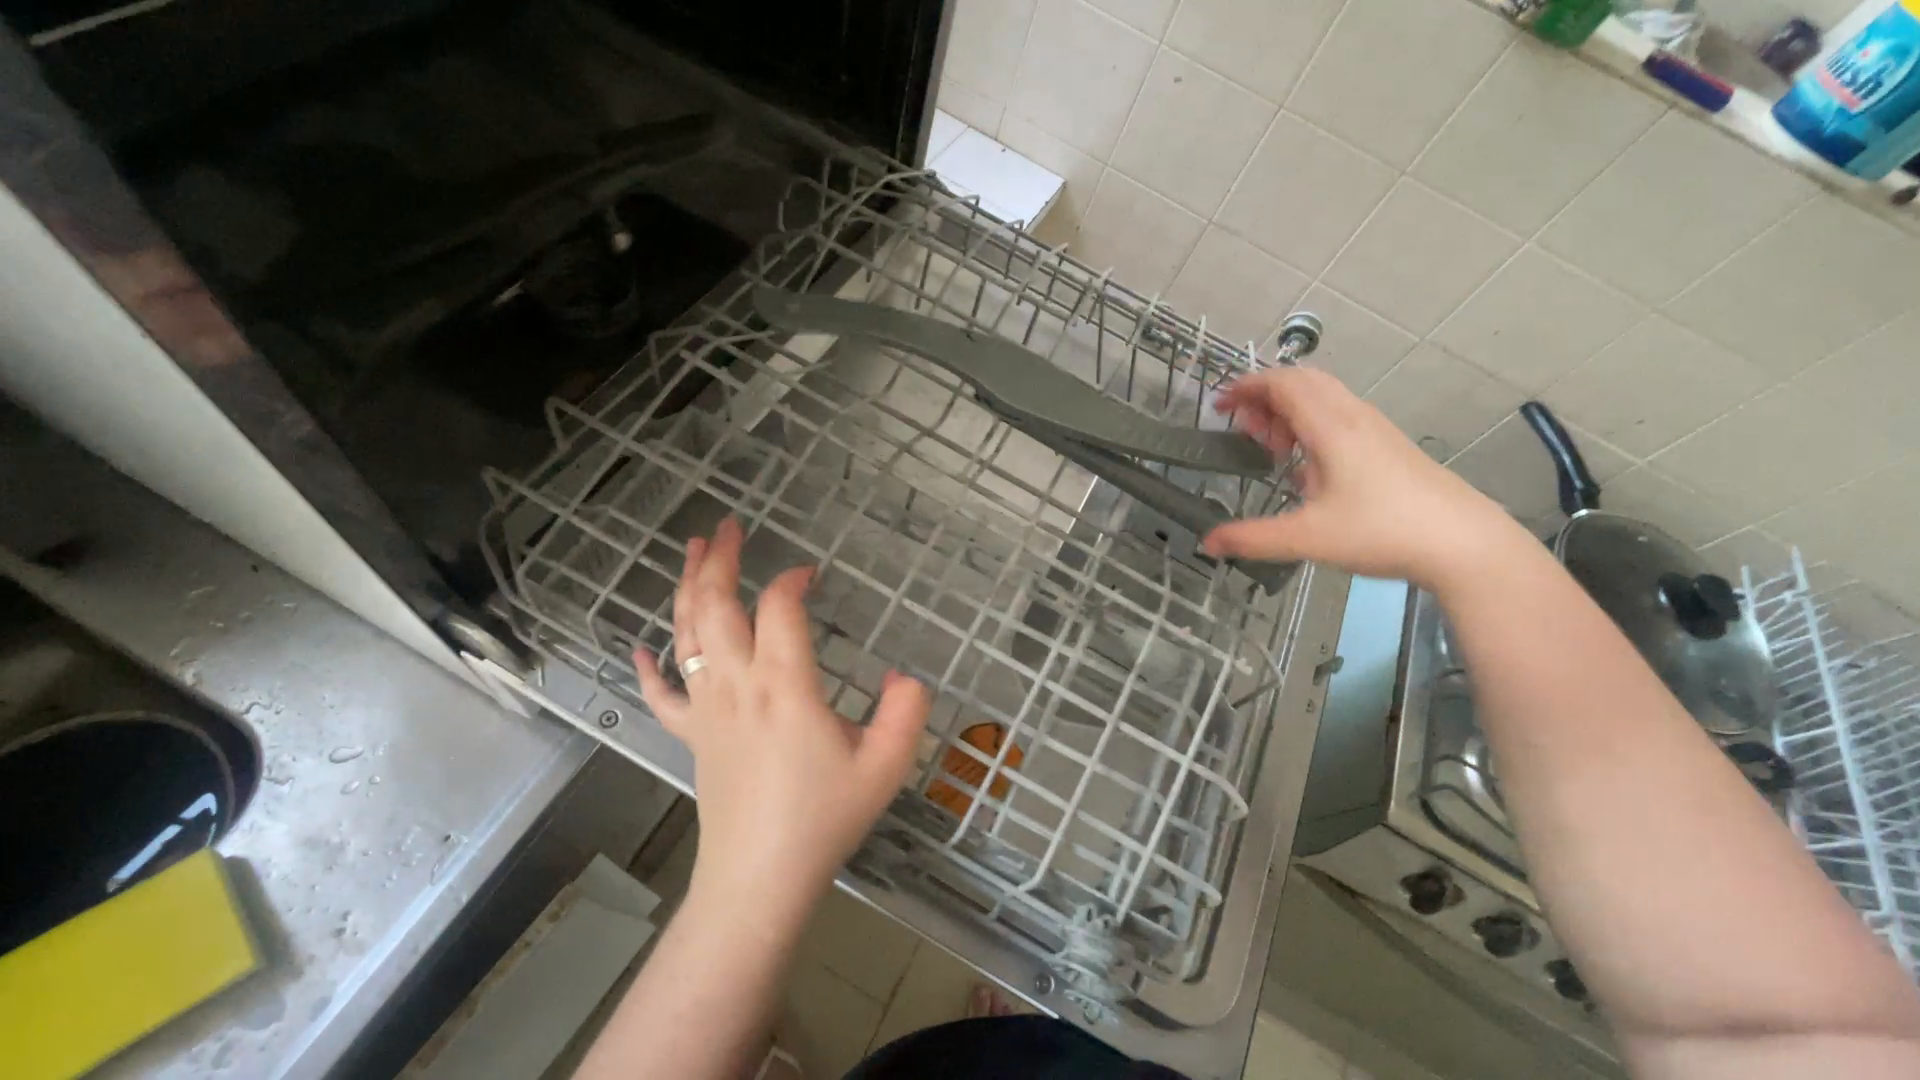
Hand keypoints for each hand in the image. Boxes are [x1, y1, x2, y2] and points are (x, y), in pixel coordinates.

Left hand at [634, 519, 930, 909]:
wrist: (760, 877)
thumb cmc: (824, 818)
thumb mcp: (886, 766)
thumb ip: (906, 712)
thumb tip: (904, 676)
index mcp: (785, 684)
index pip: (779, 608)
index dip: (792, 581)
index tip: (810, 575)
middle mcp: (737, 684)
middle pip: (717, 606)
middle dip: (720, 560)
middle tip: (728, 527)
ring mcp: (706, 709)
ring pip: (687, 634)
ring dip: (688, 588)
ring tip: (693, 552)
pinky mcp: (691, 736)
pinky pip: (661, 694)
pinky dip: (648, 666)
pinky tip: (639, 645)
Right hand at [1201, 368, 1533, 591]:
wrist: (1462, 542)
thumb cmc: (1381, 531)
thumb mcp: (1307, 539)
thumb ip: (1253, 539)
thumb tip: (1208, 544)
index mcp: (1331, 427)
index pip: (1283, 383)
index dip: (1246, 386)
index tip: (1220, 405)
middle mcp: (1353, 417)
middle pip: (1303, 382)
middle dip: (1265, 396)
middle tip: (1243, 429)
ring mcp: (1375, 429)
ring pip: (1324, 397)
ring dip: (1290, 410)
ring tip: (1271, 448)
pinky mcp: (1388, 446)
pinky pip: (1340, 415)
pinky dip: (1312, 424)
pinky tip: (1308, 466)